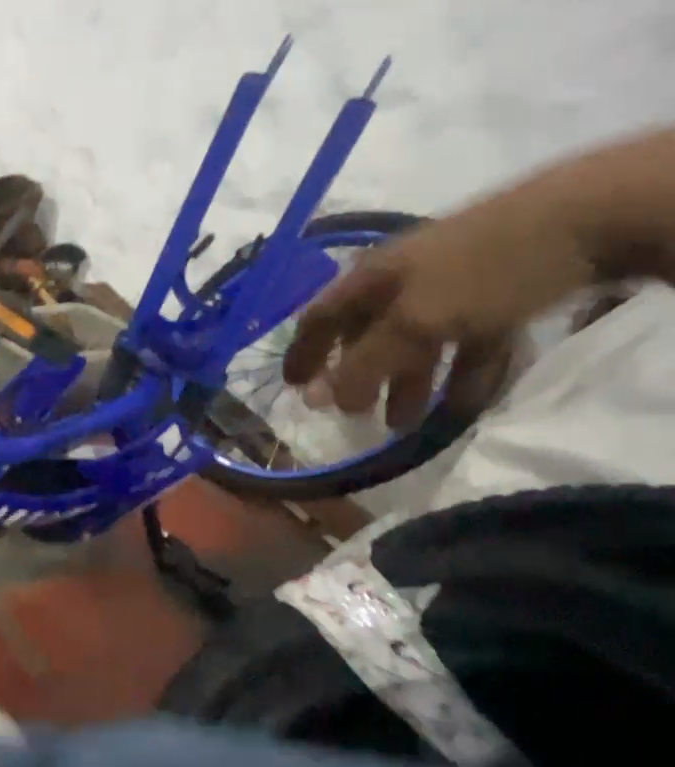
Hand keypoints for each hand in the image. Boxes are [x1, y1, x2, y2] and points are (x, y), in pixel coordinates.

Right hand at [282, 189, 594, 428]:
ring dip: (408, 384)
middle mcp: (406, 277)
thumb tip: (318, 401)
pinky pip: (470, 341)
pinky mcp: (505, 290)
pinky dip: (460, 374)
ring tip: (405, 425)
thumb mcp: (414, 323)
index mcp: (374, 275)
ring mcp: (457, 283)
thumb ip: (362, 366)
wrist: (598, 215)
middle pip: (370, 334)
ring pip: (420, 342)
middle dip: (360, 377)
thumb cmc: (486, 268)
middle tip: (354, 416)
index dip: (303, 354)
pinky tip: (460, 406)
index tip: (294, 390)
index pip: (320, 318)